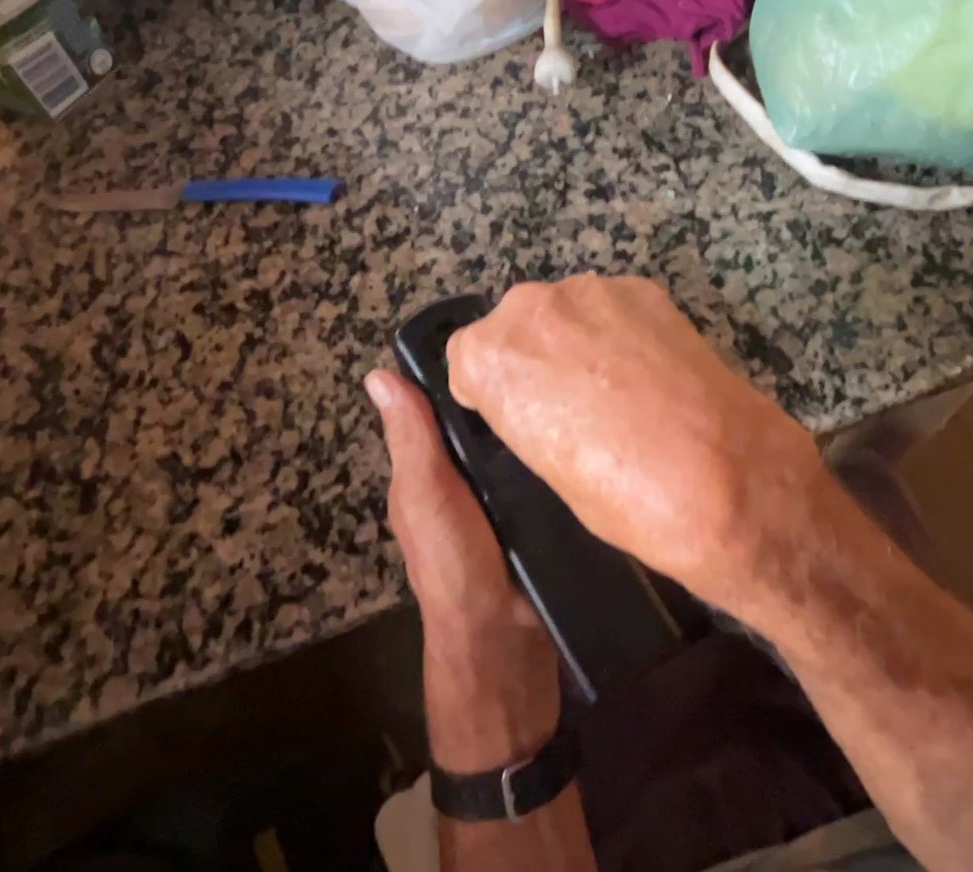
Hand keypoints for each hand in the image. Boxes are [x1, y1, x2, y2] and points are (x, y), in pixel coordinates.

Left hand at [366, 369, 561, 772]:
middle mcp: (466, 482)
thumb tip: (378, 375)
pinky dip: (563, 456)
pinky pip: (549, 476)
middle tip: (561, 352)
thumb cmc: (456, 565)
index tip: (506, 328)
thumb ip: (413, 441)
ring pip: (521, 448)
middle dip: (514, 393)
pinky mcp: (540, 520)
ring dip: (543, 423)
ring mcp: (505, 503)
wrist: (505, 643)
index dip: (466, 372)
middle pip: (488, 426)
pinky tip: (593, 433)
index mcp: (430, 473)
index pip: (445, 408)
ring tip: (584, 381)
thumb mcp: (427, 497)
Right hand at [444, 275, 831, 613]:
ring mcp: (592, 291)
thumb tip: (537, 403)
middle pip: (514, 325)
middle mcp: (532, 307)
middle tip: (571, 408)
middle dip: (534, 359)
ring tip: (617, 393)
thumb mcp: (546, 468)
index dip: (492, 392)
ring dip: (577, 342)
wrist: (724, 476)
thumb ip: (523, 415)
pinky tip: (649, 376)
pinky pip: (611, 309)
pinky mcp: (643, 289)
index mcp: (491, 356)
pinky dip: (619, 334)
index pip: (466, 359)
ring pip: (565, 313)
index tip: (520, 418)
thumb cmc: (622, 494)